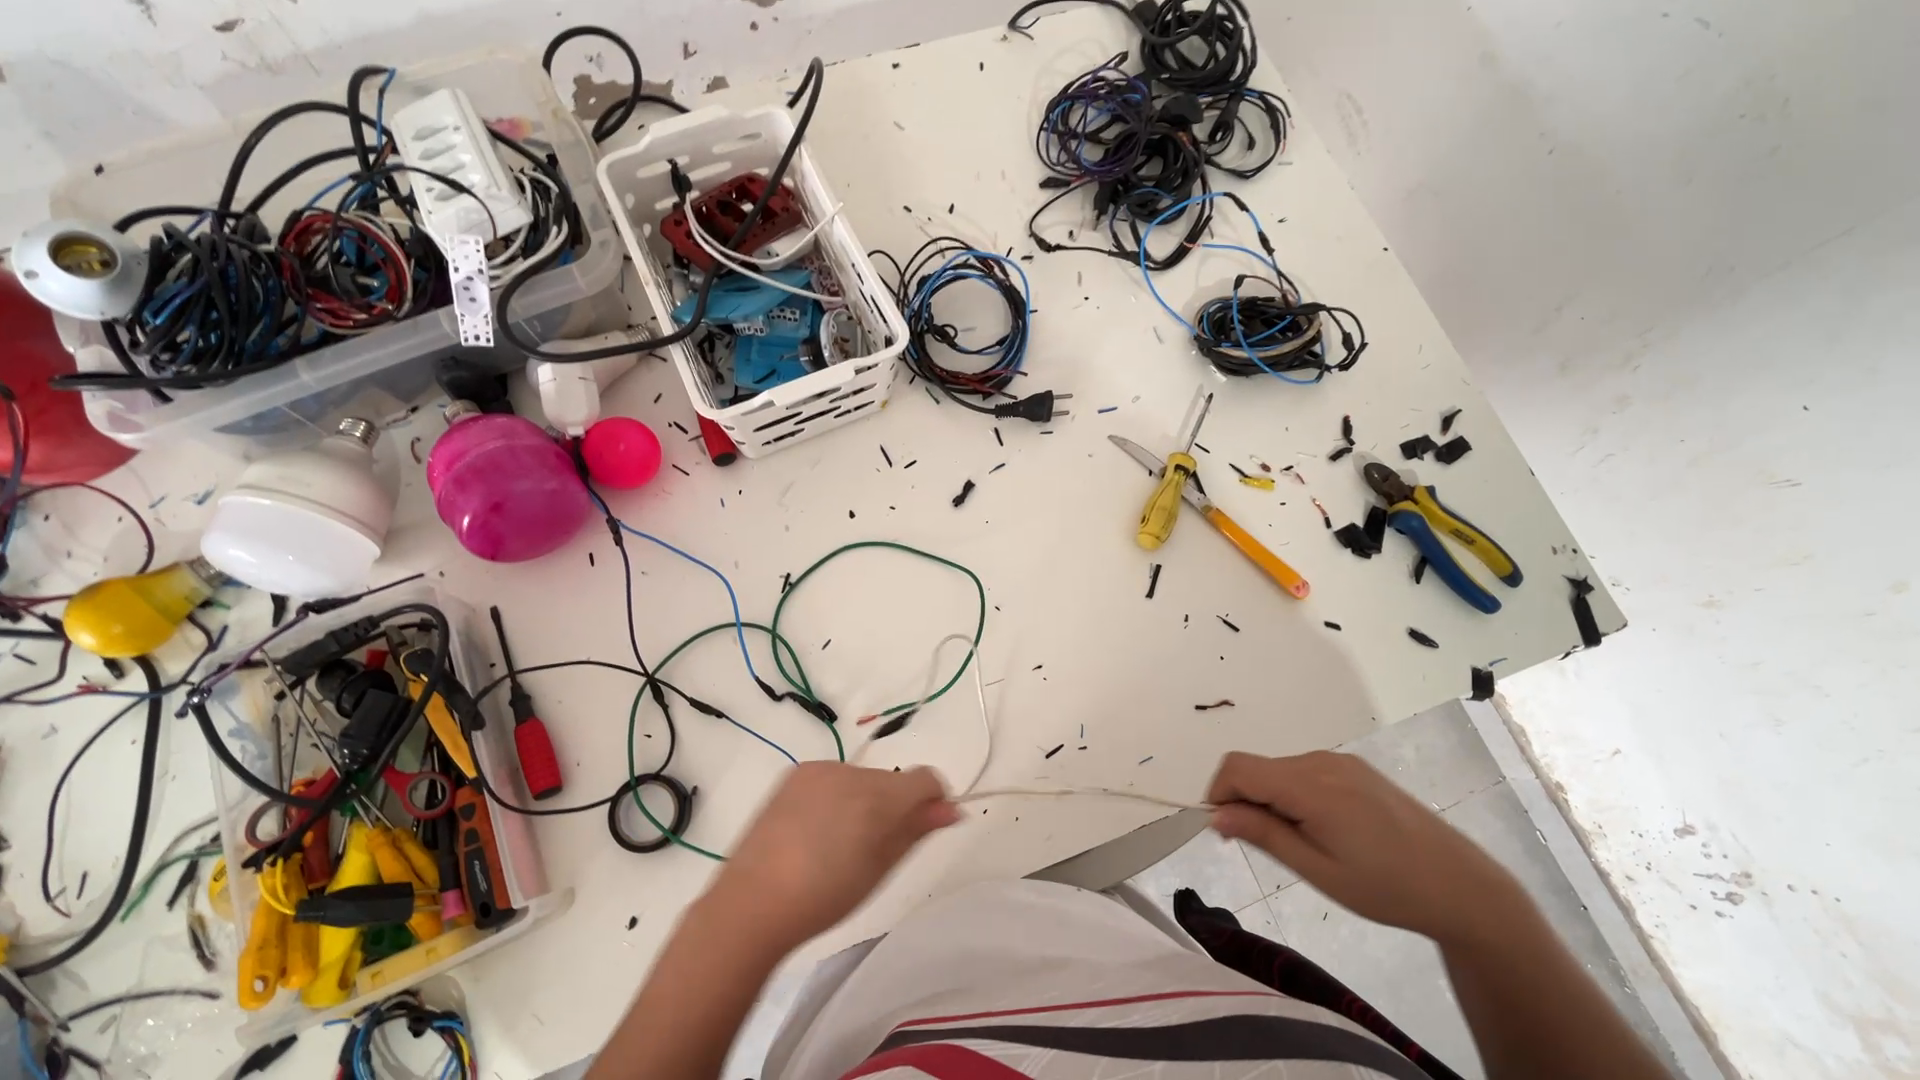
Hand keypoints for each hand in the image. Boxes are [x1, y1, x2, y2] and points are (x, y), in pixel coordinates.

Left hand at [706, 763, 959, 949]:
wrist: (752, 903)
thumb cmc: (825, 897)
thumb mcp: (880, 868)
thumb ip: (917, 830)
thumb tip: (952, 808)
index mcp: (877, 797)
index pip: (926, 779)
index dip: (933, 801)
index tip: (923, 830)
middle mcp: (850, 772)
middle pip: (893, 780)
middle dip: (894, 807)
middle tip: (874, 851)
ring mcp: (818, 770)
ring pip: (863, 779)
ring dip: (865, 802)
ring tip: (839, 845)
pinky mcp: (794, 775)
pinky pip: (833, 780)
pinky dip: (837, 799)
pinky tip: (817, 833)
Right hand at [1207, 751, 1526, 943]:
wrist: (1461, 886)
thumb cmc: (1386, 888)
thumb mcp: (1317, 870)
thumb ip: (1263, 834)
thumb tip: (1216, 814)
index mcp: (1312, 785)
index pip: (1237, 767)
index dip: (1219, 794)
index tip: (1227, 832)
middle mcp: (1323, 761)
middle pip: (1257, 767)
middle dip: (1245, 801)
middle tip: (1263, 848)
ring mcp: (1342, 762)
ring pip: (1279, 770)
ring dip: (1270, 799)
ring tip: (1299, 845)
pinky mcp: (1356, 770)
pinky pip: (1304, 772)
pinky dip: (1293, 795)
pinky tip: (1321, 830)